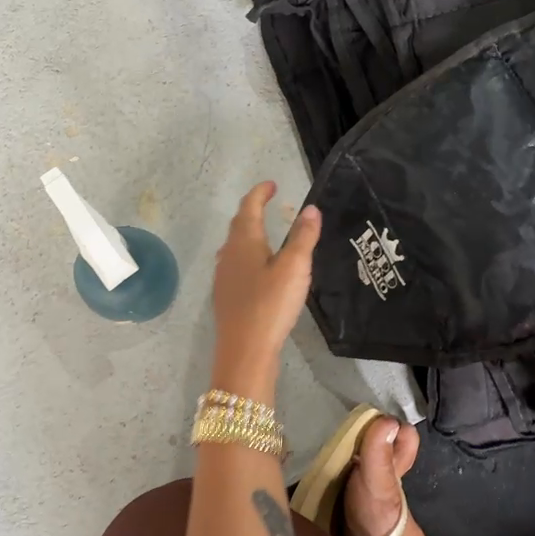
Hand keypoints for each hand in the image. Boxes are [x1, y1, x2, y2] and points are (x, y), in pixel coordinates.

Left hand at [210, 182, 319, 402]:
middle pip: (239, 224)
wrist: (244, 351)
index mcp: (244, 241)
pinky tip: (256, 268)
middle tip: (269, 202)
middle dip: (253, 209)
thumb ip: (303, 237)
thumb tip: (310, 209)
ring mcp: (223, 276)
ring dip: (248, 232)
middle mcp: (228, 254)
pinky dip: (246, 254)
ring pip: (234, 244)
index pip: (249, 206)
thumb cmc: (270, 304)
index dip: (260, 193)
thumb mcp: (295, 268)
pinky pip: (235, 263)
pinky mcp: (225, 296)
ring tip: (265, 232)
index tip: (272, 184)